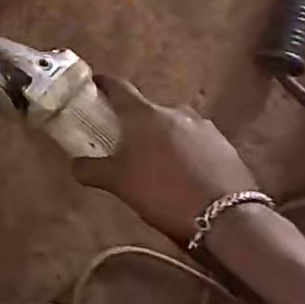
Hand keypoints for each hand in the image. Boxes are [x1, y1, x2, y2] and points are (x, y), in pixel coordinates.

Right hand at [72, 77, 258, 240]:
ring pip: (173, 125)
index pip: (118, 87)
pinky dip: (186, 150)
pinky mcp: (226, 146)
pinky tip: (186, 174)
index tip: (94, 87)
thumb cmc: (163, 192)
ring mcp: (204, 127)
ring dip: (162, 136)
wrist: (229, 220)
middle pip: (147, 109)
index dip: (103, 84)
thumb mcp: (118, 184)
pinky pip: (197, 141)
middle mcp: (174, 112)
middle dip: (134, 121)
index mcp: (144, 114)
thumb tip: (74, 165)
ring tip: (158, 162)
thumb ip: (90, 170)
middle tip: (124, 142)